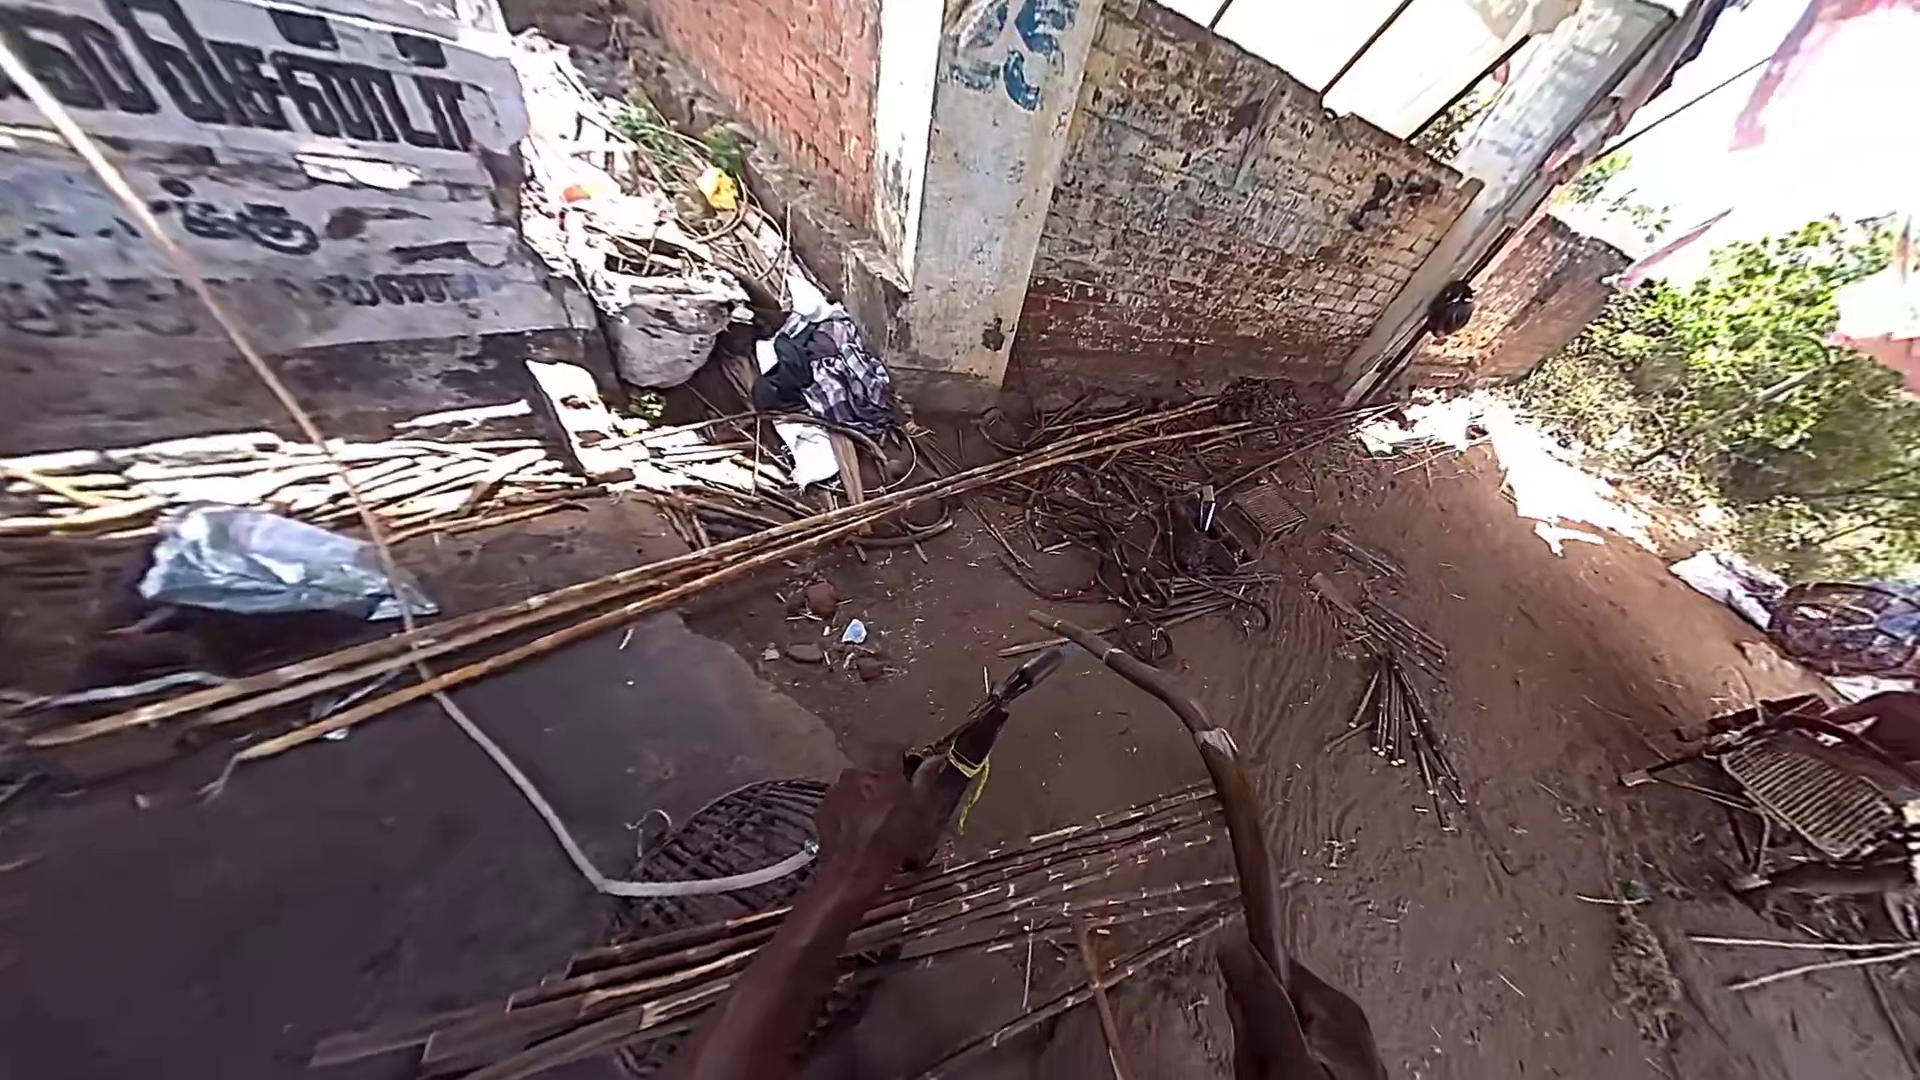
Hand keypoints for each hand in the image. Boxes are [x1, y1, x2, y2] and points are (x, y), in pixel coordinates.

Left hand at [811, 767, 942, 880]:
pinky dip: (846, 825)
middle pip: (870, 786)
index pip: (891, 776)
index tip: (906, 810)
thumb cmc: (893, 838)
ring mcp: (831, 796)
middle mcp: (850, 776)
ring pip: (853, 800)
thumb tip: (934, 760)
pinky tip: (857, 842)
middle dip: (879, 800)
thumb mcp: (921, 810)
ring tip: (873, 836)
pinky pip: (839, 817)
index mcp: (876, 770)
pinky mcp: (820, 817)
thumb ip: (926, 781)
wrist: (856, 871)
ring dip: (861, 812)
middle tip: (891, 824)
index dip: (900, 794)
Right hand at [1218, 935, 1386, 1079]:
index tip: (1248, 1027)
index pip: (1266, 965)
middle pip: (1263, 1005)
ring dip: (1257, 1067)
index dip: (1246, 997)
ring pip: (1264, 1040)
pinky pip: (1275, 1064)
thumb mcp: (1291, 1067)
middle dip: (1252, 1043)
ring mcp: (1333, 1058)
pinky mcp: (1324, 1079)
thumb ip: (1264, 1004)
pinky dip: (1268, 1078)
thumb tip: (1234, 944)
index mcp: (1337, 1010)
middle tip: (1263, 1075)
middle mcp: (1339, 1026)